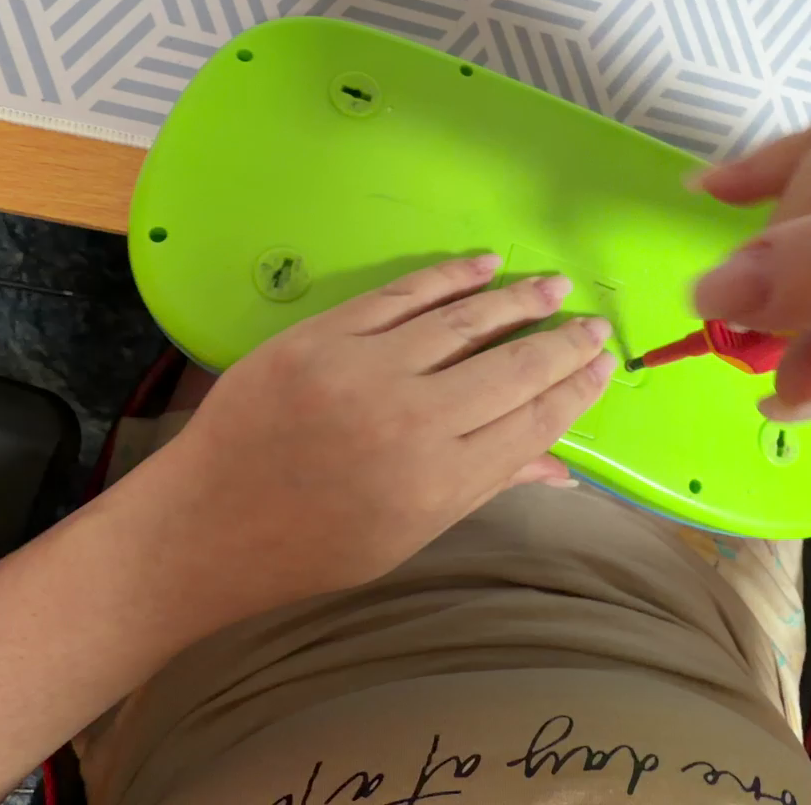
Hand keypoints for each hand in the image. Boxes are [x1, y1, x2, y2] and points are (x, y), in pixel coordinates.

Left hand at [161, 255, 614, 595]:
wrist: (207, 525)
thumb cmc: (313, 546)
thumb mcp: (409, 535)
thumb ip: (487, 487)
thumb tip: (563, 468)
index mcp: (441, 484)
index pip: (534, 422)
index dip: (576, 390)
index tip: (604, 366)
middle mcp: (415, 423)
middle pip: (515, 369)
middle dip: (565, 344)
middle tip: (596, 324)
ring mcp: (367, 371)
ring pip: (468, 321)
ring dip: (521, 300)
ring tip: (556, 286)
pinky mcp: (325, 336)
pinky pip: (404, 294)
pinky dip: (451, 275)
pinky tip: (488, 265)